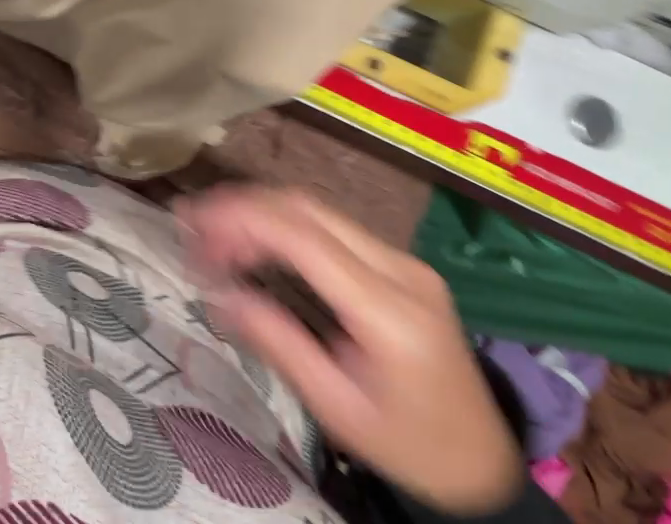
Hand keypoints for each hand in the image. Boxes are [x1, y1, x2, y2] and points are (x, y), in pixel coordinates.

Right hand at [183, 188, 523, 516]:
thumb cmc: (407, 447)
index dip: (241, 222)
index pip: (304, 238)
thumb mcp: (336, 407)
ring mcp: (404, 263)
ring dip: (259, 212)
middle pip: (308, 209)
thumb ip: (279, 344)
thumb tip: (220, 294)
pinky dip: (282, 226)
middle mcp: (401, 270)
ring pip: (318, 211)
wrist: (480, 464)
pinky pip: (331, 228)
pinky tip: (251, 242)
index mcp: (389, 310)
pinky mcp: (399, 266)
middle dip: (242, 207)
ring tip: (209, 231)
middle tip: (190, 225)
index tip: (193, 230)